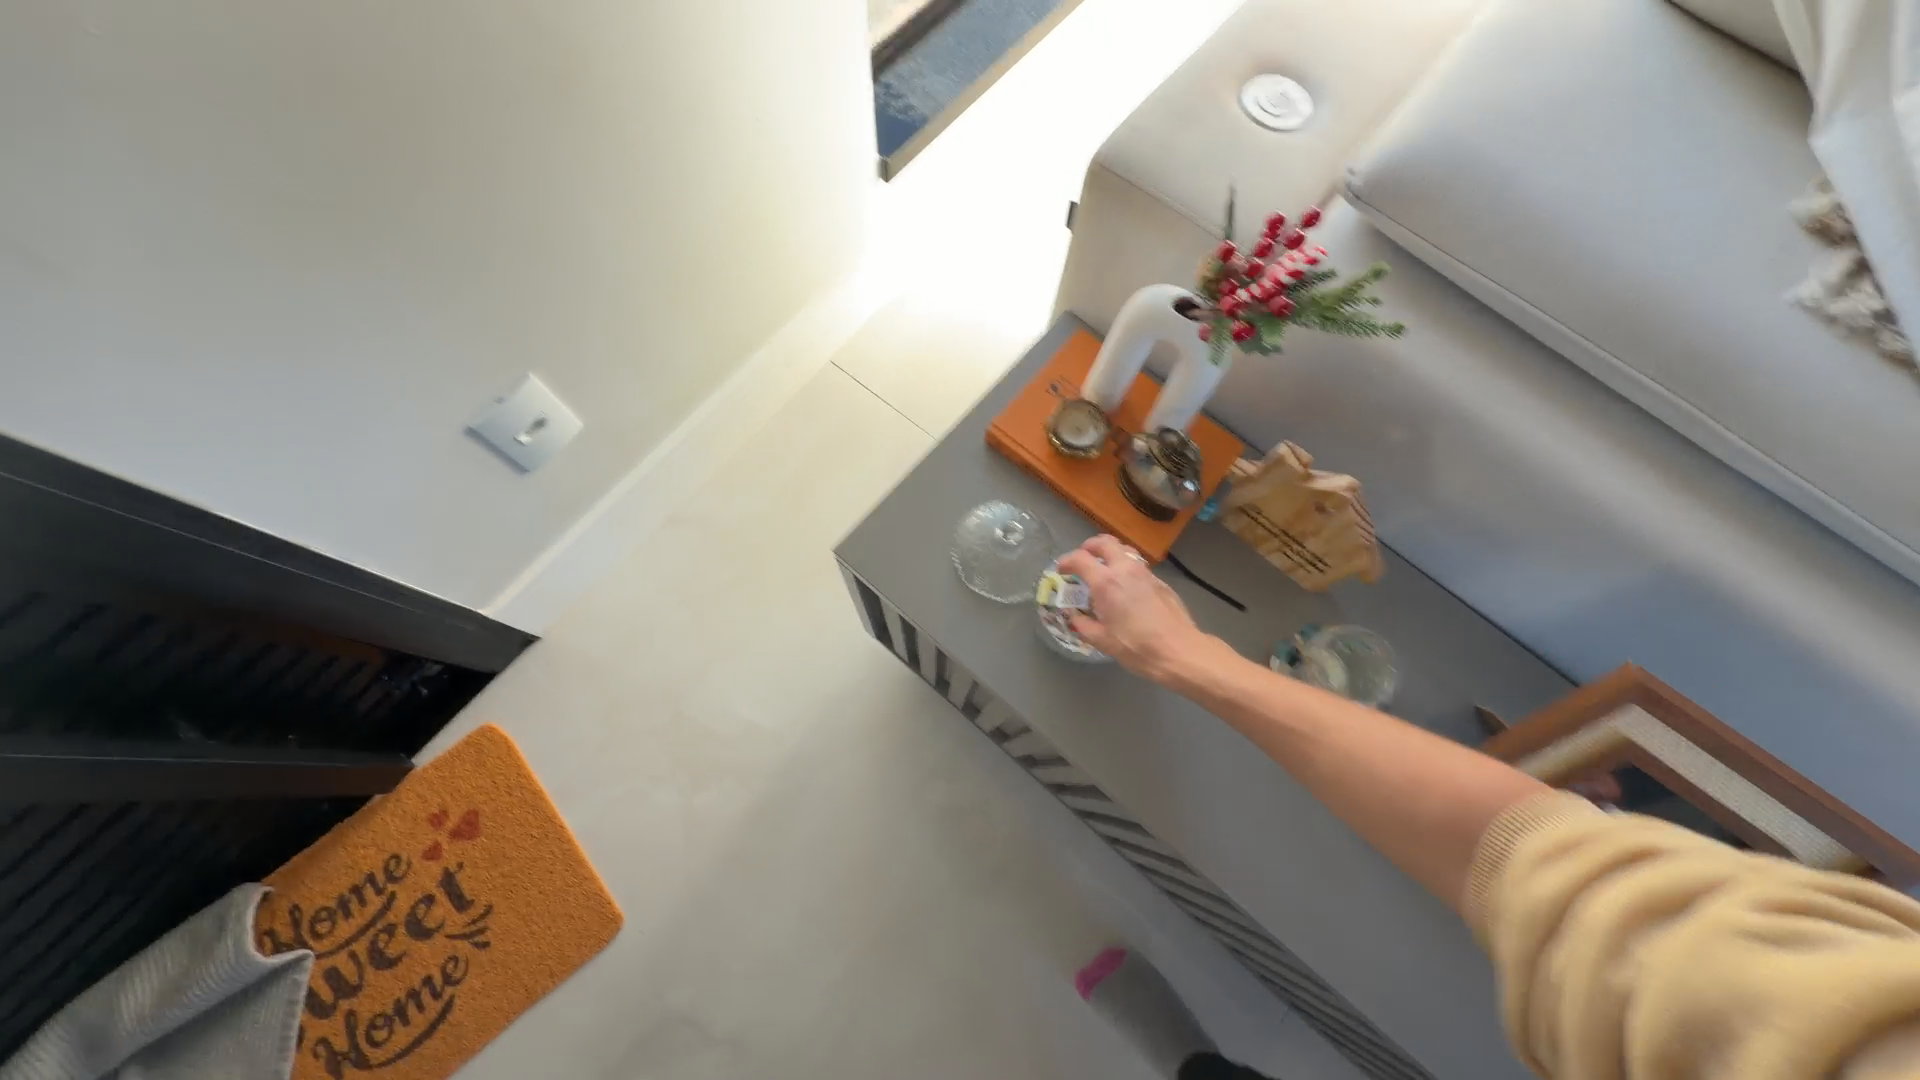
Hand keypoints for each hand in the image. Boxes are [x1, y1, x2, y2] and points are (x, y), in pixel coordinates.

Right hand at [1056, 535, 1217, 683]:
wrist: (1178, 650)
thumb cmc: (1136, 647)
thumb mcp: (1101, 640)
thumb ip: (1083, 625)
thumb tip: (1074, 616)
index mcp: (1105, 582)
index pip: (1080, 559)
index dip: (1066, 561)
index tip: (1061, 570)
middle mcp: (1125, 570)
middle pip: (1105, 542)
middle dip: (1090, 546)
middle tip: (1084, 558)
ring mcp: (1146, 573)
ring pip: (1125, 550)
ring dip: (1111, 553)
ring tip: (1105, 567)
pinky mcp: (1161, 581)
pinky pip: (1139, 566)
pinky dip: (1127, 567)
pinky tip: (1127, 586)